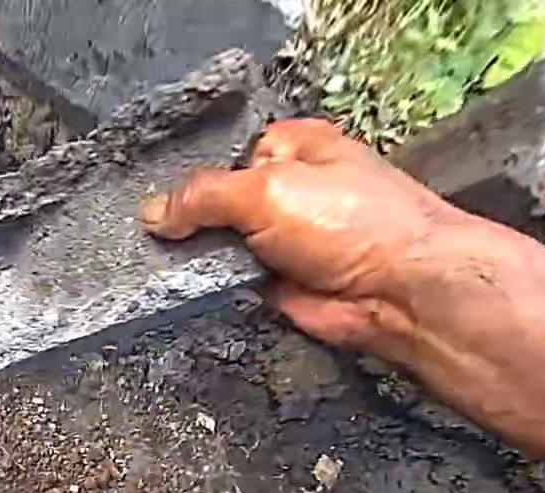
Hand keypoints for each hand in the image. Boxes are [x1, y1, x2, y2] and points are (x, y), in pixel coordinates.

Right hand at [140, 118, 464, 351]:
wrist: (390, 290)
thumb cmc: (351, 222)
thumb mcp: (267, 190)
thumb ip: (205, 196)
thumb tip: (154, 212)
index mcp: (289, 149)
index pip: (222, 157)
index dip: (188, 177)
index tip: (156, 199)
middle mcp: (282, 192)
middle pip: (214, 203)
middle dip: (186, 221)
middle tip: (155, 235)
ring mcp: (275, 239)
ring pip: (216, 245)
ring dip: (192, 257)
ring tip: (161, 263)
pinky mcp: (269, 281)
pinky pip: (224, 279)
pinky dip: (206, 284)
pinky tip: (182, 286)